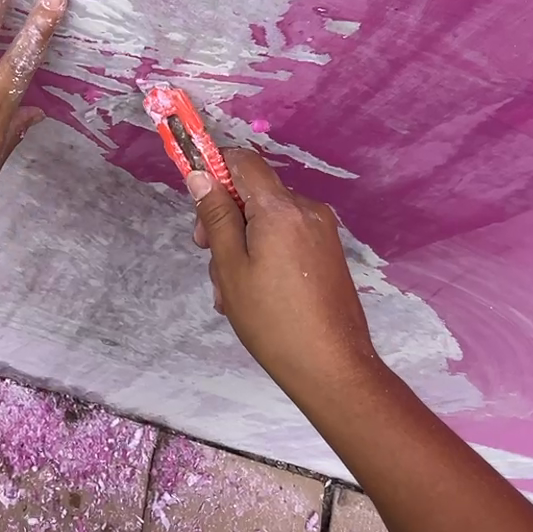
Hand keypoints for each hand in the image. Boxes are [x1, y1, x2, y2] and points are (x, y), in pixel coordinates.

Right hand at [189, 149, 382, 393]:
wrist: (334, 371)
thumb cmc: (272, 320)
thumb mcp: (231, 266)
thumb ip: (215, 216)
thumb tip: (201, 175)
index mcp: (281, 208)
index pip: (243, 160)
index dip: (215, 168)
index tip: (198, 200)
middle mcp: (306, 209)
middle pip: (254, 192)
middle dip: (226, 216)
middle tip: (209, 255)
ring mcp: (322, 230)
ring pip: (267, 218)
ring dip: (243, 242)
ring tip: (232, 289)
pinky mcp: (329, 251)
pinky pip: (287, 236)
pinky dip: (266, 252)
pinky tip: (256, 291)